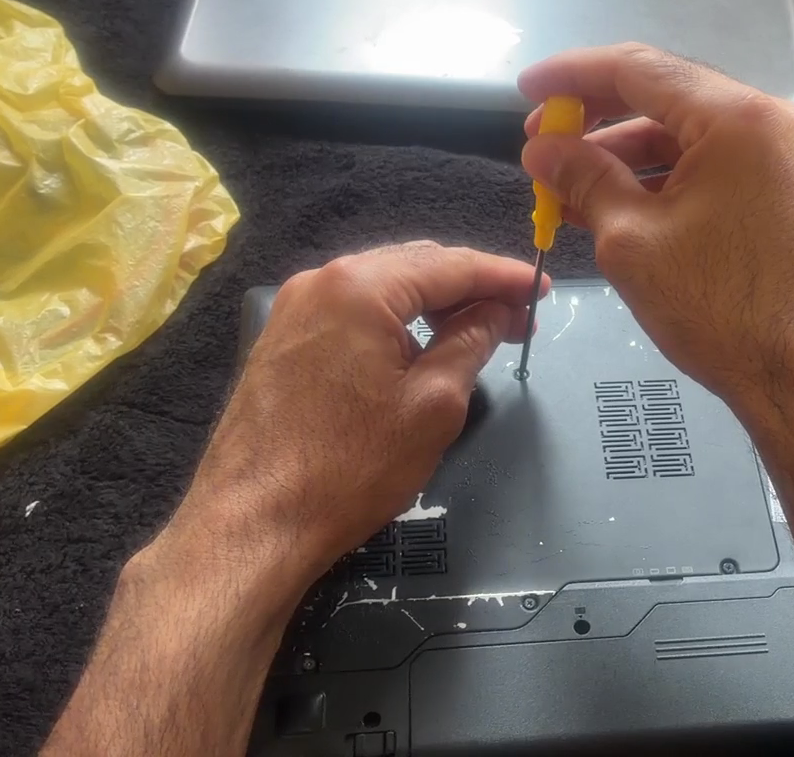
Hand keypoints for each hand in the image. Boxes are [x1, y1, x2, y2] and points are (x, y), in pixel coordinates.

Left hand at [170, 241, 544, 589]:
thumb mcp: (434, 403)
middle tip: (518, 316)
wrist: (250, 528)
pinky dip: (398, 319)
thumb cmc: (351, 465)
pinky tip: (423, 344)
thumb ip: (472, 340)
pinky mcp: (284, 338)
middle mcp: (322, 280)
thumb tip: (498, 309)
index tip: (543, 289)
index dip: (504, 276)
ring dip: (436, 303)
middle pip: (417, 267)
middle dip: (472, 287)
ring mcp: (296, 308)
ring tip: (479, 330)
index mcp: (360, 285)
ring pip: (386, 286)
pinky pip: (357, 310)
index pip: (451, 265)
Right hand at [519, 44, 793, 446]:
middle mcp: (764, 120)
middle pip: (661, 97)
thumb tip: (542, 149)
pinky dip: (658, 182)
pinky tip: (611, 206)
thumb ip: (583, 179)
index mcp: (734, 117)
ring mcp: (777, 156)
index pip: (637, 68)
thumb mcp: (632, 240)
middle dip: (594, 119)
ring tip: (566, 187)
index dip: (571, 75)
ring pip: (682, 137)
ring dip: (621, 158)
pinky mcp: (778, 191)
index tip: (526, 90)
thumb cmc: (722, 310)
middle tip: (541, 144)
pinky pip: (706, 168)